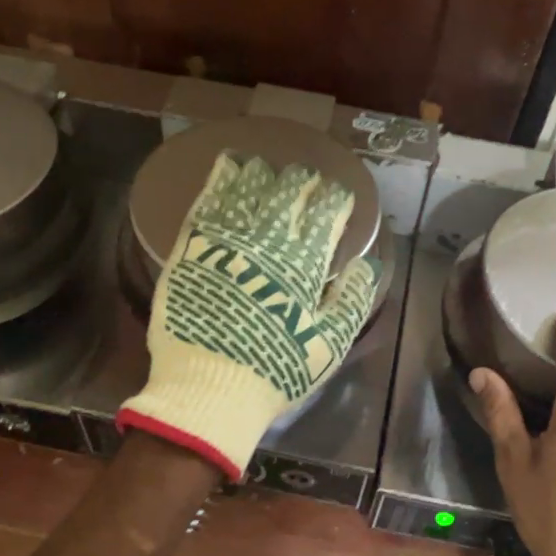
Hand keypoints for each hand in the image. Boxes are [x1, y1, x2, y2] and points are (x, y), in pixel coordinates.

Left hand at [118, 155, 378, 480]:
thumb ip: (352, 301)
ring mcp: (225, 243)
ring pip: (246, 192)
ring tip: (264, 167)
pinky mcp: (190, 250)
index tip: (337, 196)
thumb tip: (365, 264)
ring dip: (259, 175)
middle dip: (300, 181)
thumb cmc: (274, 372)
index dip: (335, 200)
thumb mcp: (329, 346)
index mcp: (305, 265)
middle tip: (303, 176)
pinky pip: (205, 205)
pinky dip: (216, 183)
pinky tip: (224, 169)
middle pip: (287, 195)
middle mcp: (267, 243)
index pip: (326, 215)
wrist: (210, 388)